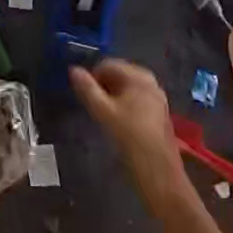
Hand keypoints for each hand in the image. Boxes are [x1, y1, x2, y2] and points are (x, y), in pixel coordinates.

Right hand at [71, 60, 185, 203]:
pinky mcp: (159, 111)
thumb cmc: (129, 136)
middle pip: (119, 74)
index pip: (108, 64)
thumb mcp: (103, 112)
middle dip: (103, 85)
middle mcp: (150, 81)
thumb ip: (87, 89)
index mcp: (138, 76)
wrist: (158, 168)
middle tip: (92, 104)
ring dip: (112, 95)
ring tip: (102, 114)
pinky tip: (118, 121)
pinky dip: (124, 103)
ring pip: (128, 87)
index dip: (92, 76)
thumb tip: (73, 70)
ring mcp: (157, 96)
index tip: (83, 95)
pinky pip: (136, 98)